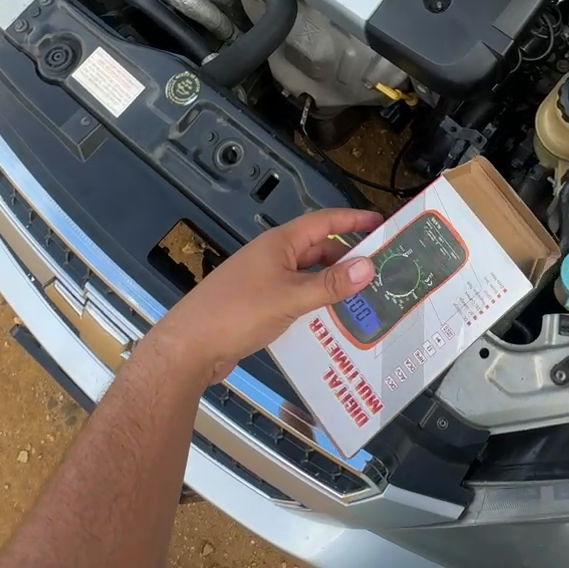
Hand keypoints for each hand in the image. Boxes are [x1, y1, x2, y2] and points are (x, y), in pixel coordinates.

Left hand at [146, 207, 381, 386]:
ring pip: (308, 276)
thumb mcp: (290, 297)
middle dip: (348, 258)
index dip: (353, 219)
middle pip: (318, 249)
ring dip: (332, 285)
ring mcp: (265, 281)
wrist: (188, 349)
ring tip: (363, 298)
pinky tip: (331, 321)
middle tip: (379, 270)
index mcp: (280, 243)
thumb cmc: (237, 312)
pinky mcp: (259, 305)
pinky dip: (315, 304)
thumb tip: (369, 265)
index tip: (381, 223)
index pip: (324, 221)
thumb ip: (330, 284)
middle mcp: (274, 256)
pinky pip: (296, 296)